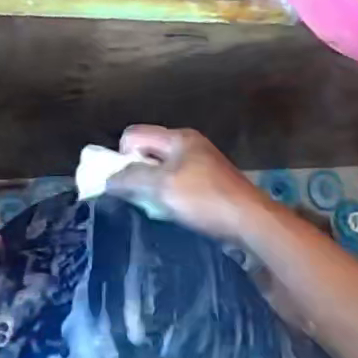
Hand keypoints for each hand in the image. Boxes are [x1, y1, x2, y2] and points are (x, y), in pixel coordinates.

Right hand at [107, 125, 278, 244]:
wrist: (249, 221)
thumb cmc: (204, 199)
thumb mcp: (162, 186)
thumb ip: (131, 178)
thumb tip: (107, 179)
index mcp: (178, 138)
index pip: (134, 135)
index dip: (121, 156)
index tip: (126, 181)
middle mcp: (189, 146)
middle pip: (147, 153)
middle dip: (136, 174)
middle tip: (139, 198)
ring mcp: (200, 165)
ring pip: (160, 172)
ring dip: (152, 189)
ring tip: (157, 209)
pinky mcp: (208, 185)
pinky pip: (176, 186)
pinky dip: (168, 198)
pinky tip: (174, 214)